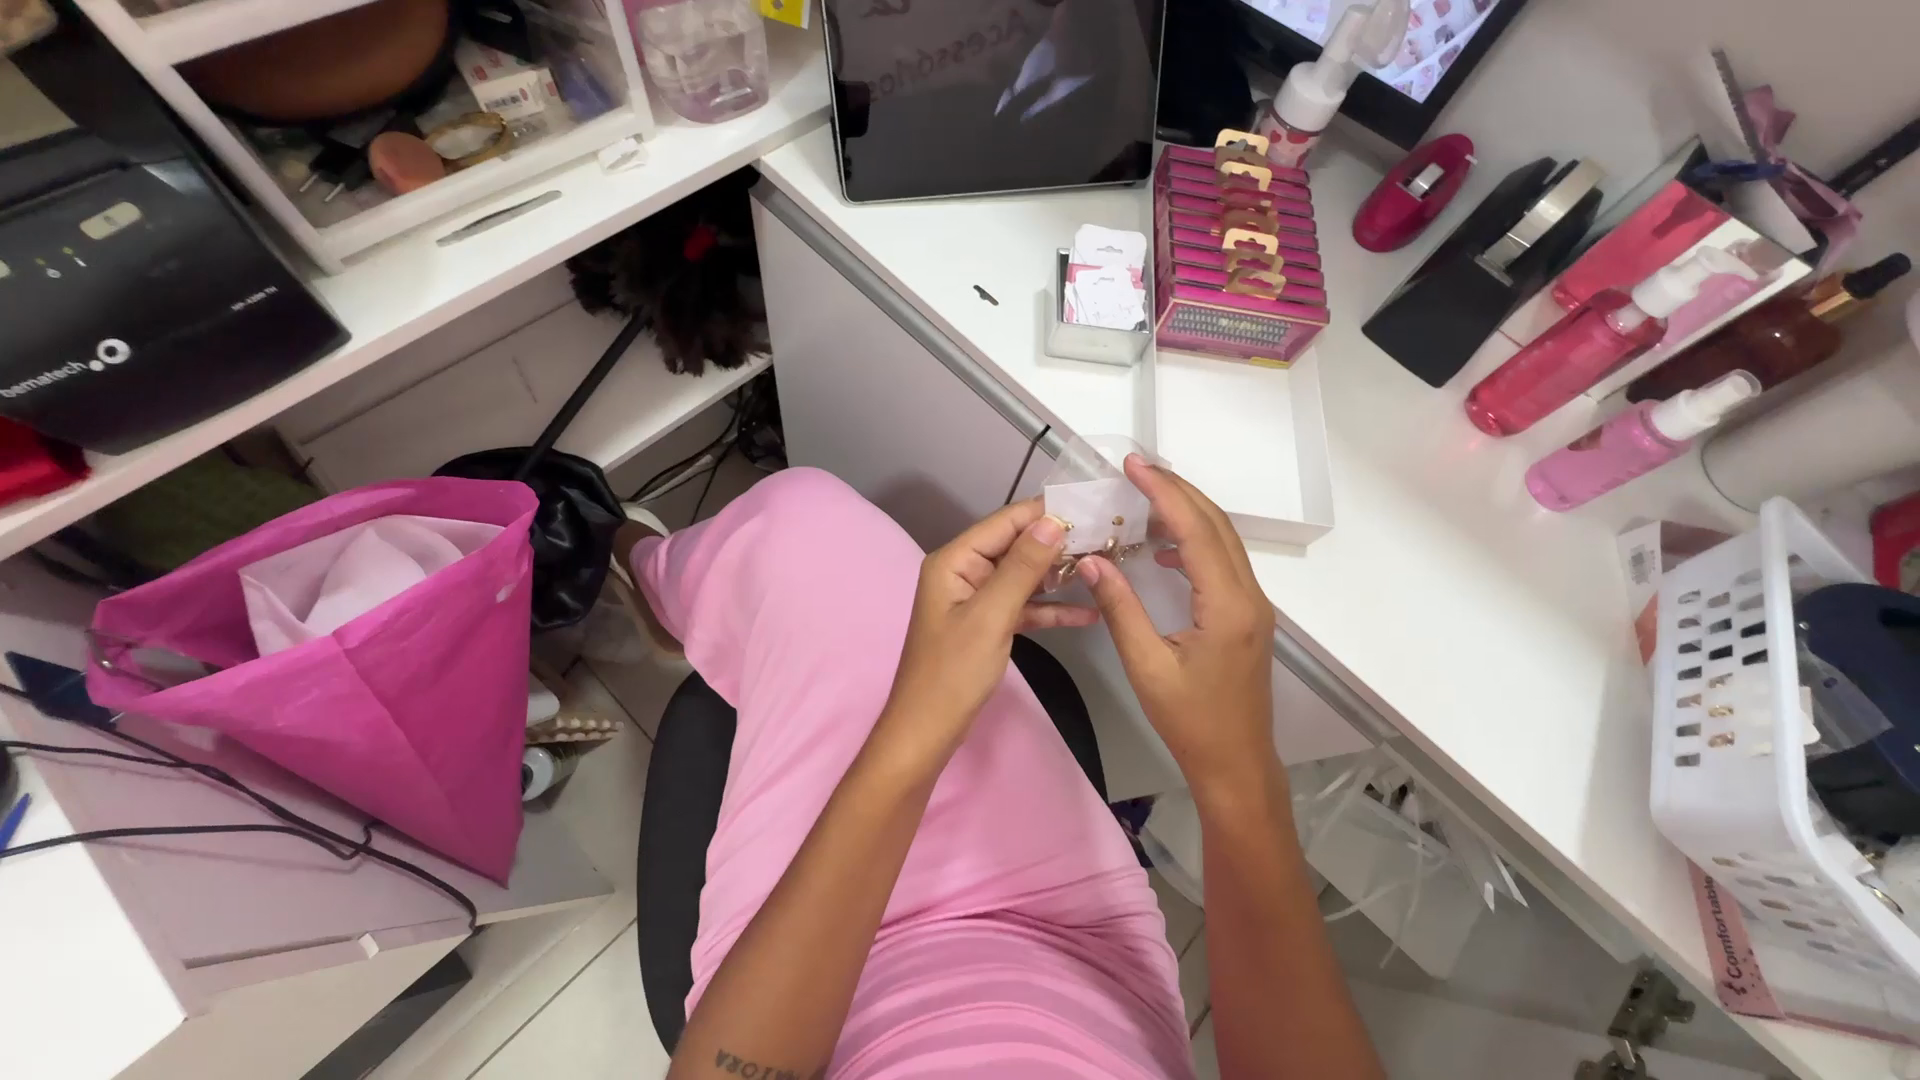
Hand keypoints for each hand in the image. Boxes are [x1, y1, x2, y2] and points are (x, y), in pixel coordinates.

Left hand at [880, 500, 1093, 759]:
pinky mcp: (989, 624)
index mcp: (955, 561)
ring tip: (1104, 566)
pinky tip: (1088, 614)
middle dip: (1058, 542)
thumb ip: (1022, 567)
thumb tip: (1053, 521)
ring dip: (1059, 575)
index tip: (1090, 505)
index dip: (1045, 512)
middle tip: (1108, 537)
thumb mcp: (991, 616)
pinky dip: (1052, 609)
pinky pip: (1024, 607)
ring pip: (1024, 576)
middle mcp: (964, 572)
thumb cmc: (953, 671)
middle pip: (1016, 546)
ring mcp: (977, 599)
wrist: (928, 729)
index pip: (1005, 522)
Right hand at [1077, 456, 1278, 797]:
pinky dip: (1194, 543)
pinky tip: (1163, 549)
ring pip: (1223, 541)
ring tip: (1145, 499)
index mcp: (1228, 606)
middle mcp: (1249, 597)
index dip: (1165, 493)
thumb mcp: (1147, 666)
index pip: (1196, 531)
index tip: (1135, 466)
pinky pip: (1222, 563)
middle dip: (1178, 491)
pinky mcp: (1246, 616)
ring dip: (1187, 513)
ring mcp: (1252, 606)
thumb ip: (1120, 609)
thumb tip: (1093, 560)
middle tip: (1137, 469)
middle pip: (1217, 526)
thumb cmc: (1191, 721)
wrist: (1236, 762)